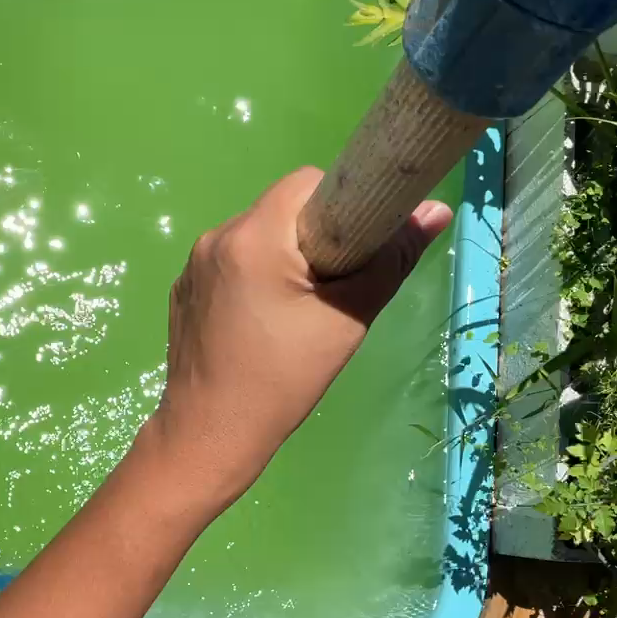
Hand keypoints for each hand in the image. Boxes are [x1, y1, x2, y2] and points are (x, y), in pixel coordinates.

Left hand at [137, 166, 452, 506]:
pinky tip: (258, 326)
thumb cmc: (282, 381)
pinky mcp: (182, 291)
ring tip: (293, 315)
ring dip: (281, 260)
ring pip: (254, 238)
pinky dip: (252, 280)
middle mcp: (214, 237)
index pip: (308, 183)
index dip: (341, 206)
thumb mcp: (346, 320)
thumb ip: (391, 261)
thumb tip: (434, 210)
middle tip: (327, 292)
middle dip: (312, 239)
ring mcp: (191, 266)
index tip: (353, 249)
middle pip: (279, 211)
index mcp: (253, 235)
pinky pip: (229, 265)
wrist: (209, 434)